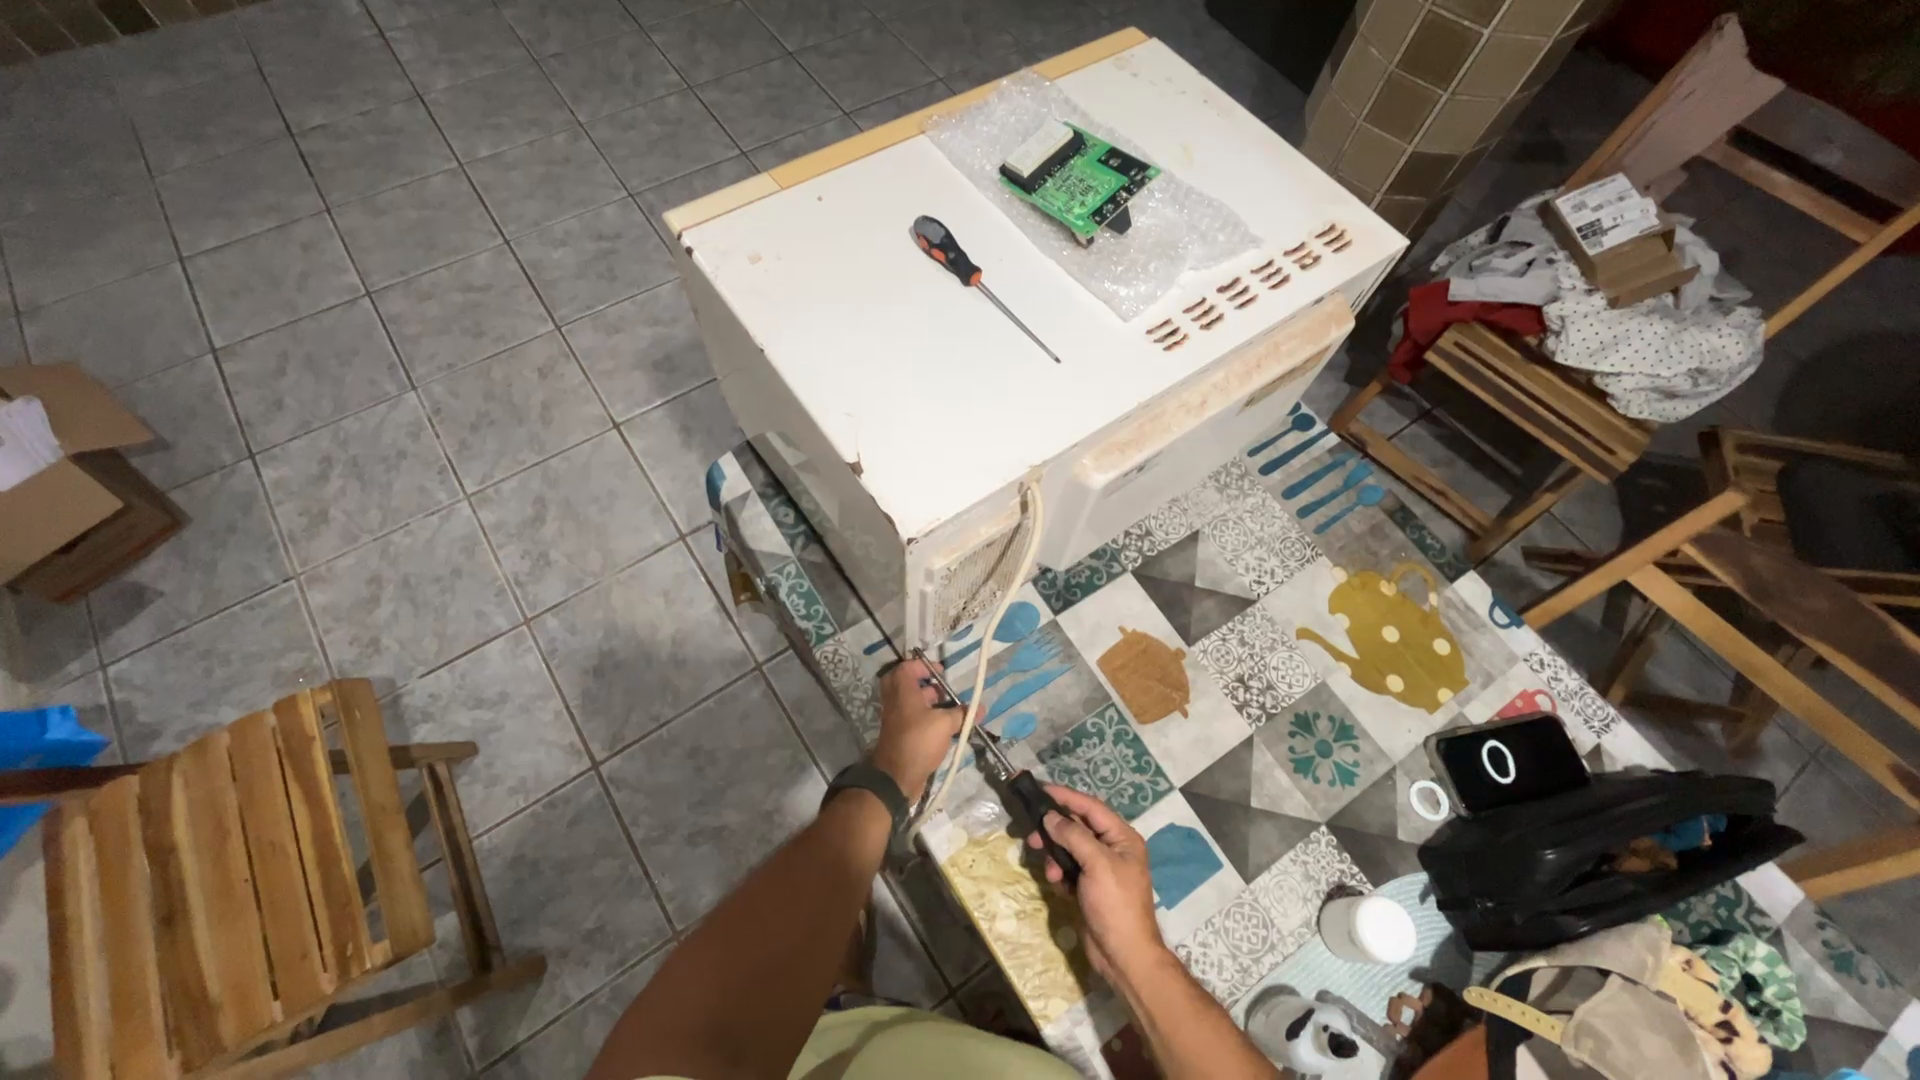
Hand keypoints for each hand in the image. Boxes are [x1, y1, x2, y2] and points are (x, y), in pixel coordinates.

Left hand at [872, 657, 964, 798]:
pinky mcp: (901, 735)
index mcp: (902, 691)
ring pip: (912, 703)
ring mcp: (897, 719)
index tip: (941, 672)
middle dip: (926, 684)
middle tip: (943, 691)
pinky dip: (928, 719)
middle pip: (906, 684)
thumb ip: (963, 714)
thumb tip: (981, 708)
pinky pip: (914, 719)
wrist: (897, 777)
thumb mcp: (945, 724)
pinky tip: (947, 728)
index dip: (923, 666)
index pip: (906, 667)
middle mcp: (896, 702)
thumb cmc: (919, 741)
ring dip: (930, 703)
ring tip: (952, 710)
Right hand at [1026, 785, 1165, 978]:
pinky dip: (1059, 873)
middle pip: (1077, 827)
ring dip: (1055, 855)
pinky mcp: (1087, 887)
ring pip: (1069, 849)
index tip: (1041, 789)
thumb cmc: (1115, 904)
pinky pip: (1067, 869)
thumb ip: (1073, 836)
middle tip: (1032, 833)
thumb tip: (1050, 817)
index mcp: (1122, 838)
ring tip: (1049, 869)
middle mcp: (1111, 849)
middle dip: (1055, 830)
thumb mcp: (1097, 864)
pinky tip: (1057, 885)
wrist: (1123, 954)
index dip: (1066, 797)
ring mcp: (1099, 869)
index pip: (1091, 807)